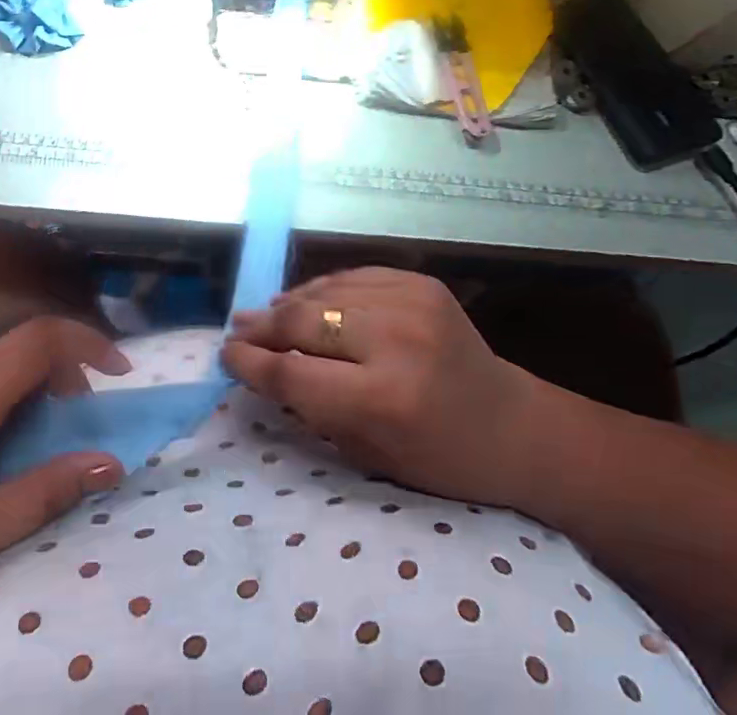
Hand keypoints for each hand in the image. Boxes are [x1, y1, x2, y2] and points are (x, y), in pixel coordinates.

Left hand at [0, 317, 129, 646]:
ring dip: (39, 378)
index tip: (122, 372)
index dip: (89, 343)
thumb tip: (110, 463)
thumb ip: (49, 489)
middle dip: (69, 365)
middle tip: (84, 417)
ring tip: (50, 429)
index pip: (41, 339)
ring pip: (0, 354)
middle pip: (24, 340)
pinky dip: (10, 389)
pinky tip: (5, 436)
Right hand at [223, 268, 542, 507]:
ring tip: (264, 314)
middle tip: (237, 331)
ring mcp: (412, 303)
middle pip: (302, 321)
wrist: (512, 425)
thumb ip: (310, 403)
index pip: (290, 370)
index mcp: (382, 398)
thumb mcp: (366, 451)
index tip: (225, 356)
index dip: (249, 362)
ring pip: (324, 293)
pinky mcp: (422, 283)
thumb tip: (260, 363)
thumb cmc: (437, 459)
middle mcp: (395, 341)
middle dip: (261, 327)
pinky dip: (324, 290)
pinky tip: (307, 300)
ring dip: (288, 304)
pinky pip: (353, 277)